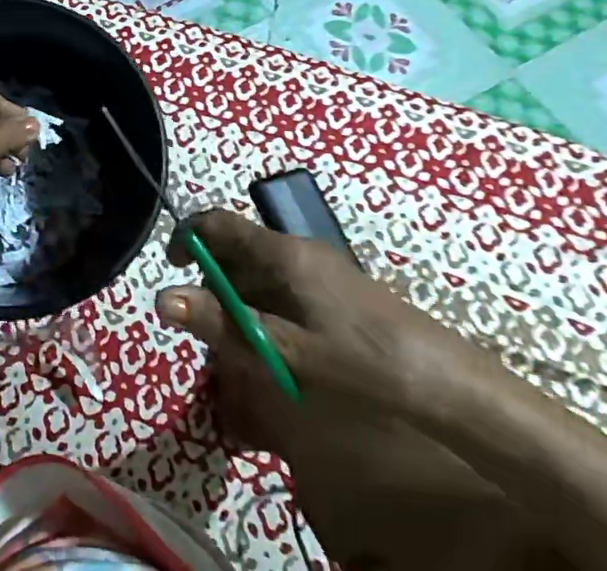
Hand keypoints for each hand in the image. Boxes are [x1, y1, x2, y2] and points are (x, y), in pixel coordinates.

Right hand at [155, 210, 507, 434]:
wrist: (444, 383)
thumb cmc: (363, 361)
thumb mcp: (286, 348)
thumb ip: (224, 324)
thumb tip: (162, 299)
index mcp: (284, 253)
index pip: (218, 223)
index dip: (187, 237)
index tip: (172, 269)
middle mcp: (298, 250)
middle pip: (235, 247)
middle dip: (212, 281)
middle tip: (210, 328)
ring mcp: (318, 268)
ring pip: (257, 270)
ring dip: (238, 299)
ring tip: (241, 345)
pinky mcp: (333, 288)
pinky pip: (281, 286)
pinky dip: (263, 308)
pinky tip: (273, 346)